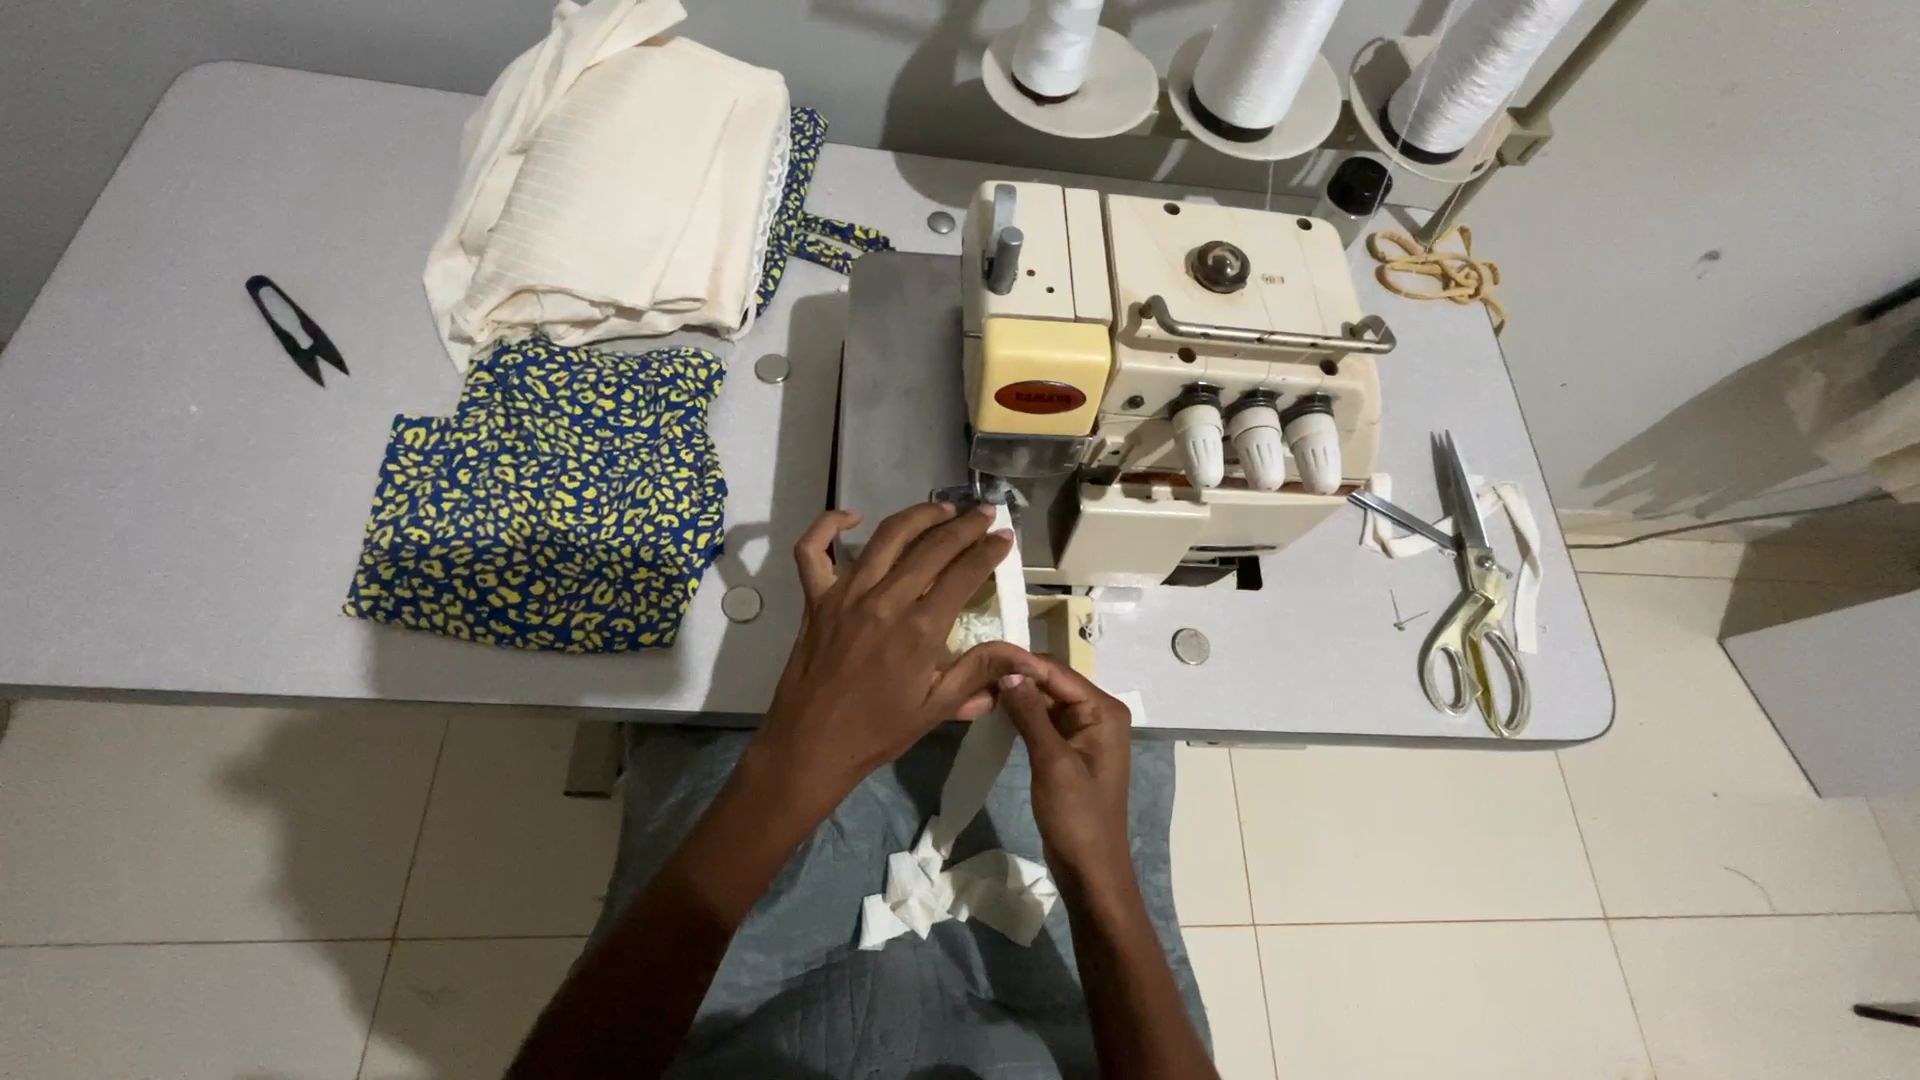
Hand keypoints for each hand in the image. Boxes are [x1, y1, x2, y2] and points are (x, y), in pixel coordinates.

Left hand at [751, 502, 1044, 807]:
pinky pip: (813, 549)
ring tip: (941, 509)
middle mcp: (884, 600)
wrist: (810, 745)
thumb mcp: (936, 707)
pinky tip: (852, 518)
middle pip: (932, 546)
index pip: (964, 572)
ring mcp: (845, 594)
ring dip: (918, 516)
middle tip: (984, 513)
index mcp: (919, 629)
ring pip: (885, 536)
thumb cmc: (878, 731)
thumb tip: (1025, 656)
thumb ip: (979, 671)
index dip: (989, 550)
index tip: (1006, 535)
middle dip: (964, 525)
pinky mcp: (815, 597)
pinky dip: (829, 524)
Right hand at [1000, 656, 1135, 887]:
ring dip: (1016, 696)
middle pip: (1052, 682)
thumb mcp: (1052, 762)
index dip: (1022, 663)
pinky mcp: (1069, 748)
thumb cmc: (1076, 816)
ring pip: (1045, 700)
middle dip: (1017, 678)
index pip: (1058, 672)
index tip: (983, 656)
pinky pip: (1043, 720)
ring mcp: (1084, 731)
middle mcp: (1098, 713)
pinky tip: (995, 711)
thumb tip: (1008, 673)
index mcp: (1104, 711)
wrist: (1089, 869)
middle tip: (975, 673)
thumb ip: (1031, 714)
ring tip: (978, 688)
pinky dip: (1021, 715)